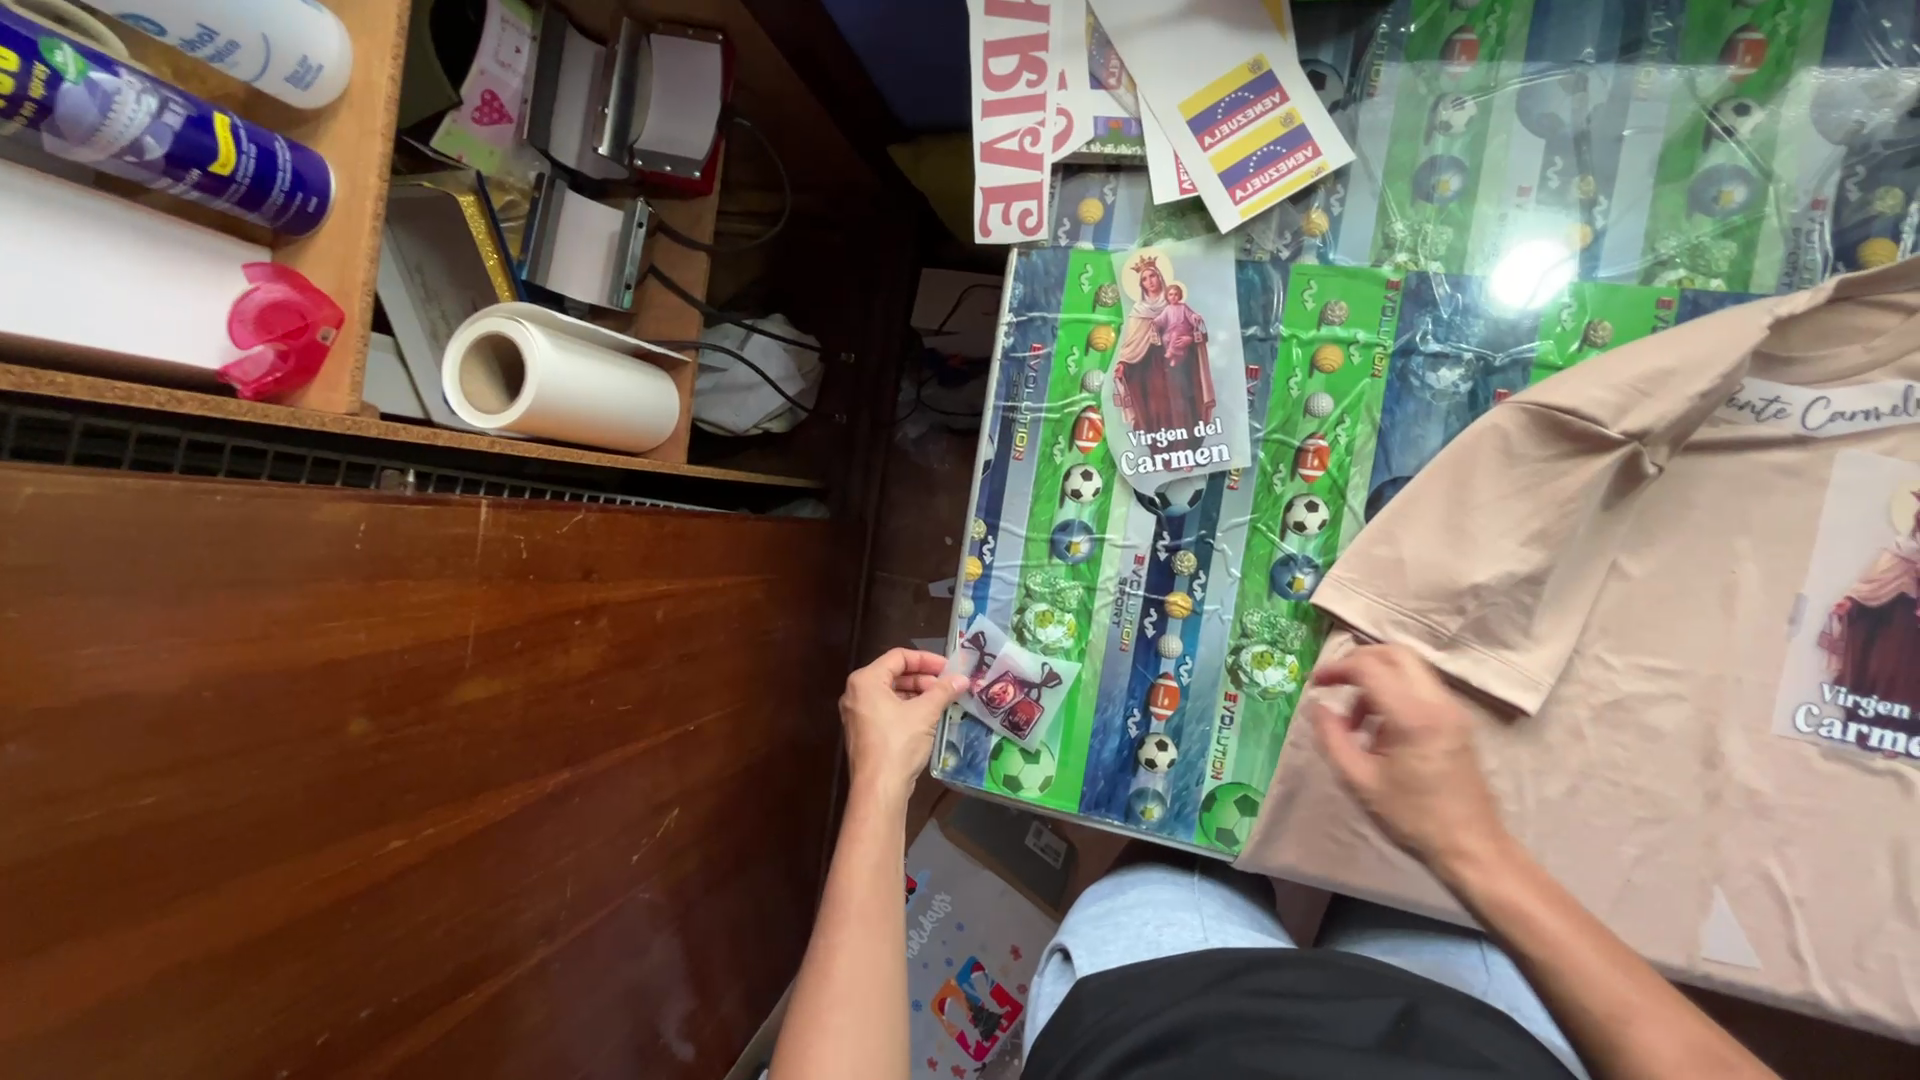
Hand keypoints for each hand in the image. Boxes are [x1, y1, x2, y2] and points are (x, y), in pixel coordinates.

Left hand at [839, 649, 966, 798]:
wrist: (879, 788)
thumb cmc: (898, 743)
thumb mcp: (925, 713)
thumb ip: (943, 691)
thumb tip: (962, 678)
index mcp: (865, 680)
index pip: (898, 657)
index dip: (926, 659)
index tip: (948, 668)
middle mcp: (856, 693)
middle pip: (893, 674)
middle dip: (923, 678)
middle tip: (947, 685)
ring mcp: (857, 714)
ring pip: (891, 693)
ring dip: (917, 694)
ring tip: (941, 701)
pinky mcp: (863, 732)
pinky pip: (887, 710)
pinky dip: (907, 708)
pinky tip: (927, 717)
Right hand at [1306, 645, 1507, 873]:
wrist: (1471, 846)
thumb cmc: (1412, 817)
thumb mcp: (1358, 780)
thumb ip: (1331, 737)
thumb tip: (1317, 706)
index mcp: (1413, 716)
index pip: (1369, 667)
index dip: (1335, 668)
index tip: (1314, 685)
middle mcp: (1438, 703)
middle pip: (1394, 653)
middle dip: (1357, 661)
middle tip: (1333, 684)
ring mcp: (1453, 709)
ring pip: (1408, 667)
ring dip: (1375, 678)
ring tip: (1355, 718)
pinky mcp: (1457, 720)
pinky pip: (1420, 686)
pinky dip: (1393, 691)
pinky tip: (1380, 728)